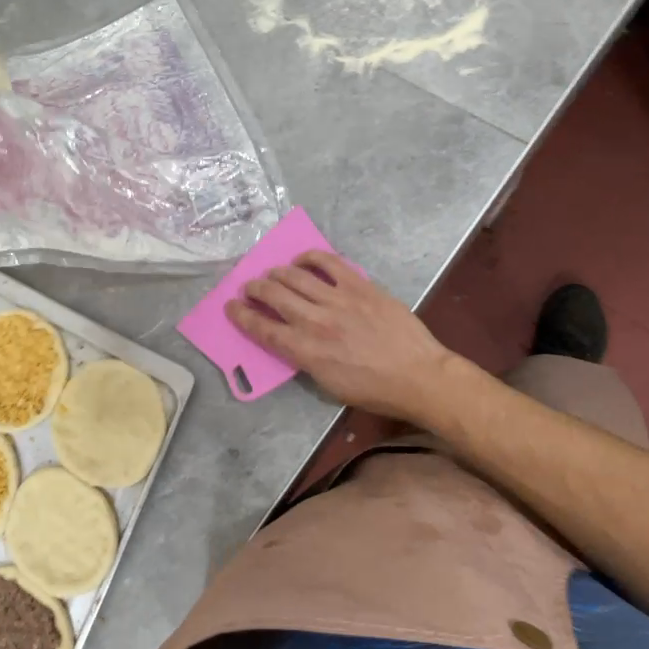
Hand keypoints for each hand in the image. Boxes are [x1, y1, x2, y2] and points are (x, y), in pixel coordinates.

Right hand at [224, 251, 483, 422]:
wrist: (418, 376)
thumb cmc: (374, 390)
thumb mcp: (328, 385)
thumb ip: (304, 359)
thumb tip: (291, 340)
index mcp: (305, 350)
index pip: (262, 328)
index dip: (241, 315)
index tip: (231, 306)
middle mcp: (315, 321)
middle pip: (272, 295)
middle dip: (254, 289)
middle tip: (249, 288)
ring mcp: (337, 299)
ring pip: (294, 276)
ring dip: (276, 273)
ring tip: (272, 274)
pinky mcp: (359, 285)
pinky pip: (327, 262)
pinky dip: (309, 258)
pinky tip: (302, 261)